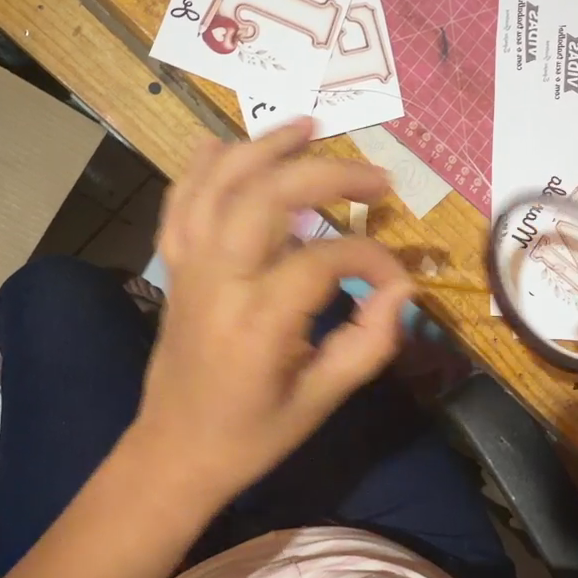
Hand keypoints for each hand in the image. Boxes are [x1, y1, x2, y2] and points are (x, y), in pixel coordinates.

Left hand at [133, 118, 413, 502]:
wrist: (174, 453)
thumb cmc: (252, 435)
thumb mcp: (321, 402)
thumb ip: (367, 344)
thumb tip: (404, 291)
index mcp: (258, 322)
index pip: (325, 260)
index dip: (372, 259)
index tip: (398, 280)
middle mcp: (218, 281)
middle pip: (267, 196)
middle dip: (327, 173)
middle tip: (377, 176)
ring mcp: (189, 268)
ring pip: (219, 184)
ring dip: (264, 147)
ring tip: (309, 125)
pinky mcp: (174, 268)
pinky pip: (180, 202)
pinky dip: (202, 166)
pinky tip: (225, 143)